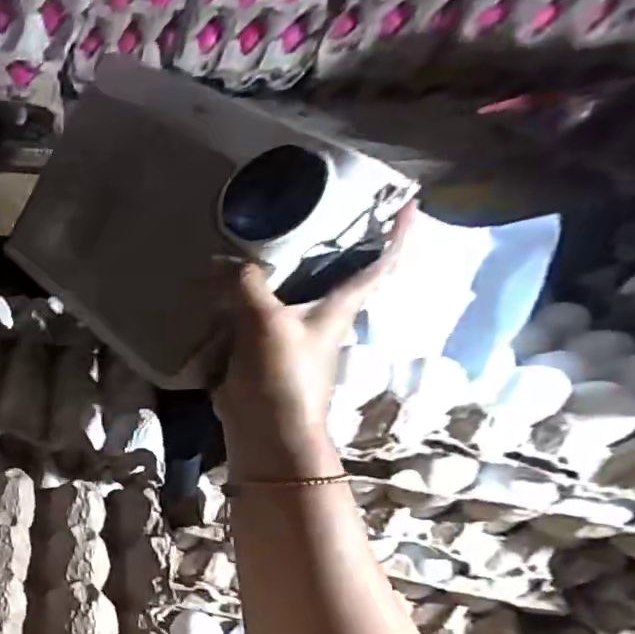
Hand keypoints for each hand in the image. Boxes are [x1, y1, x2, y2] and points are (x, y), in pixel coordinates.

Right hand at [214, 201, 417, 479]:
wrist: (266, 428)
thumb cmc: (282, 372)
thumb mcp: (264, 320)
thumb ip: (249, 286)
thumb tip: (232, 264)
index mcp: (338, 307)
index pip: (380, 265)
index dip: (397, 235)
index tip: (408, 205)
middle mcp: (321, 319)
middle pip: (333, 277)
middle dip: (330, 249)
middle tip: (316, 217)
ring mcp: (292, 340)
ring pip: (290, 298)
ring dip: (277, 277)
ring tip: (257, 251)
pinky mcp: (263, 357)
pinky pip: (255, 321)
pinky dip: (244, 305)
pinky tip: (226, 295)